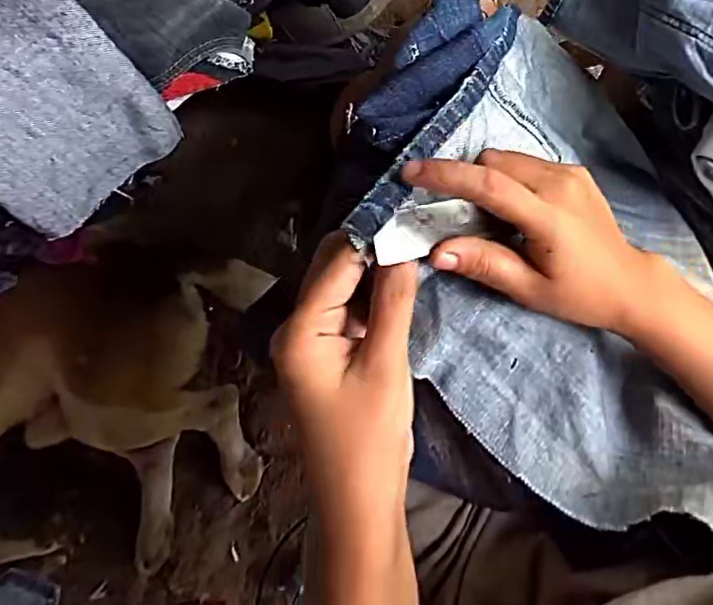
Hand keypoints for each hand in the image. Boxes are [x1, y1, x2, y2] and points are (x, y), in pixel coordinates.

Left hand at [271, 234, 417, 532]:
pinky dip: (374, 290)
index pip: (336, 261)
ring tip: (415, 246)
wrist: (358, 501)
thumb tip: (403, 244)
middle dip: (373, 245)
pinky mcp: (327, 349)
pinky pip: (350, 304)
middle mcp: (295, 328)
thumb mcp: (387, 363)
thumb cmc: (369, 438)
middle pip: (334, 266)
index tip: (409, 211)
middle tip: (417, 229)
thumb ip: (394, 299)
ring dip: (376, 266)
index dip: (373, 234)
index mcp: (299, 331)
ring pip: (344, 281)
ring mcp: (310, 339)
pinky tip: (403, 280)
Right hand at [401, 150, 672, 336]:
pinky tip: (516, 208)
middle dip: (466, 177)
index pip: (490, 184)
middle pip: (495, 162)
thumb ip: (485, 264)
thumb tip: (436, 251)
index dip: (447, 175)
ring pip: (510, 158)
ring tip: (489, 215)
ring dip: (488, 176)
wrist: (630, 281)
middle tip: (455, 210)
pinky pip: (528, 163)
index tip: (412, 172)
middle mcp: (560, 183)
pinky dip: (510, 177)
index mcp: (549, 216)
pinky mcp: (575, 171)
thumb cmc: (580, 294)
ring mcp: (570, 173)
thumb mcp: (530, 290)